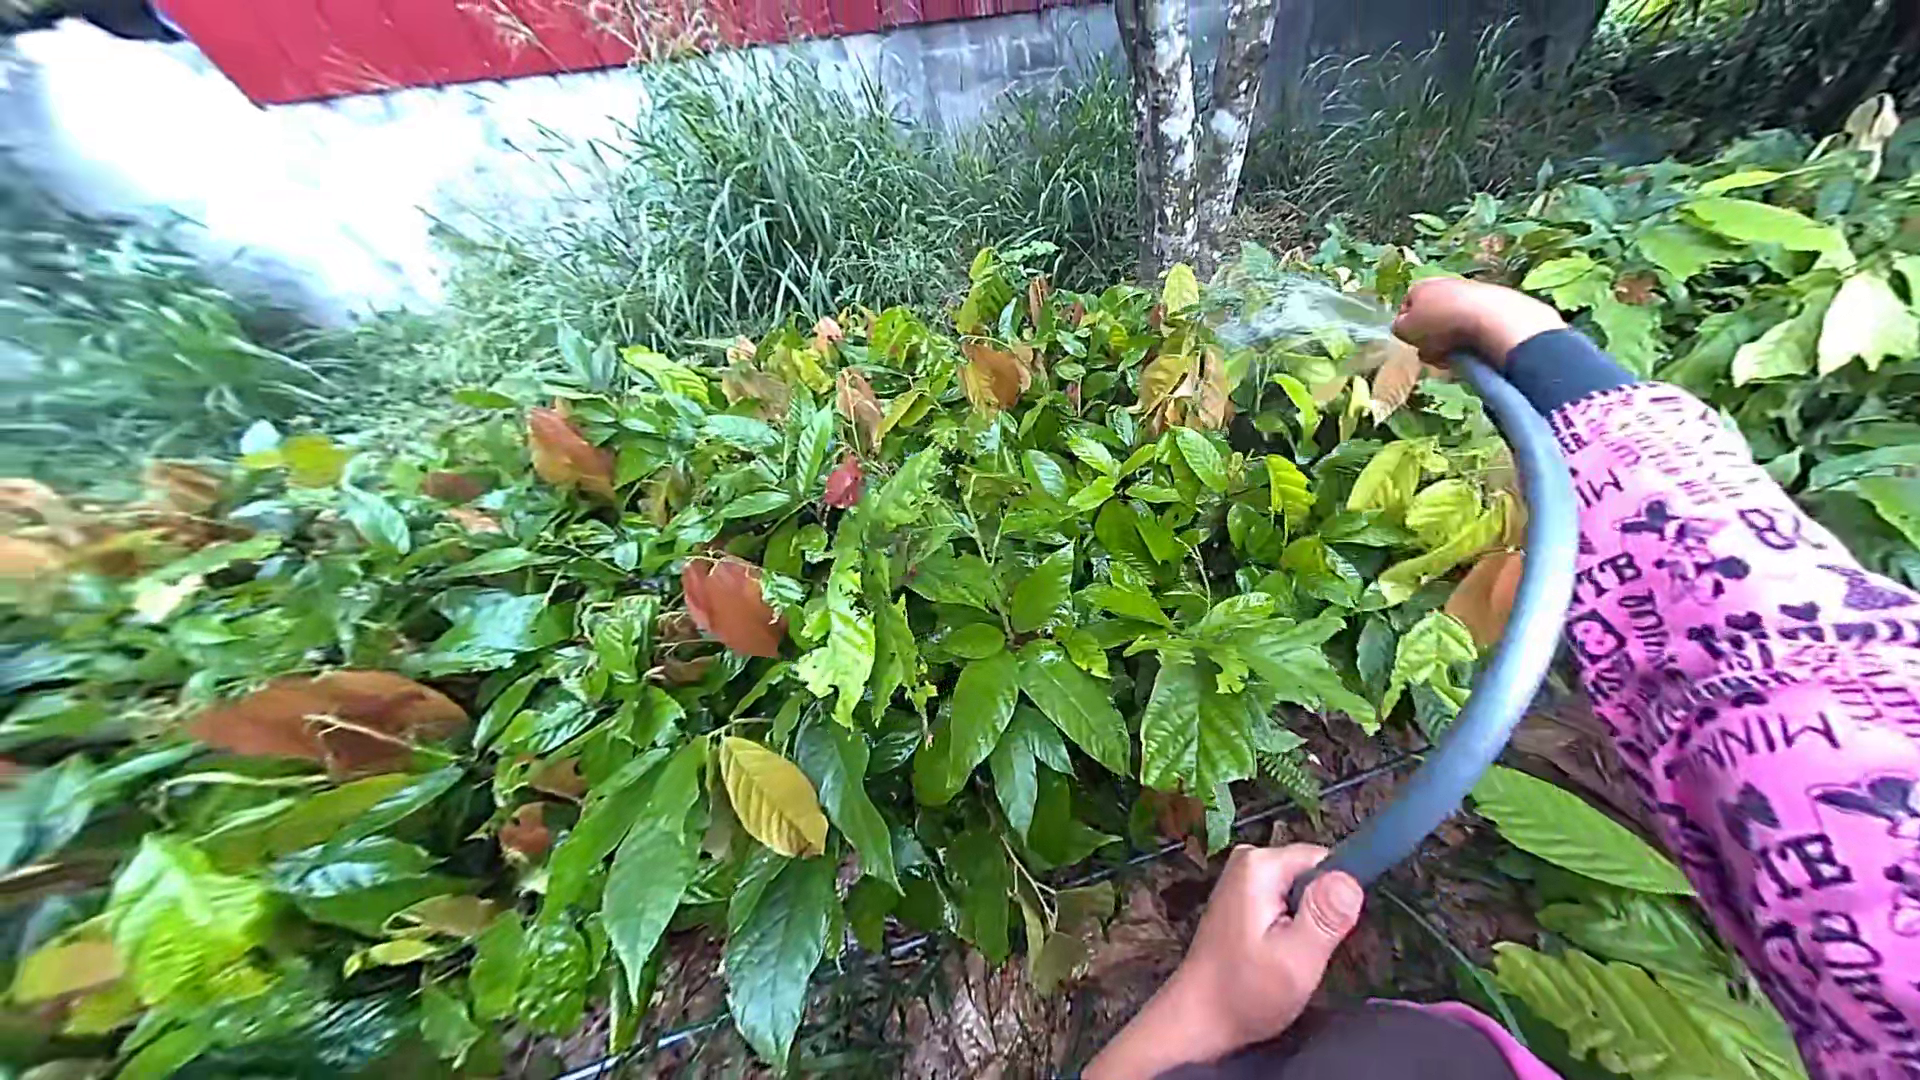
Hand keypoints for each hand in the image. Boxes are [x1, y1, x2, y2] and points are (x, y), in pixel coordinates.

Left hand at [1085, 845, 1365, 1079]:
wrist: (1202, 1011)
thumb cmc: (1246, 990)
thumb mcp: (1296, 958)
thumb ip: (1324, 916)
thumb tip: (1350, 878)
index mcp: (1259, 864)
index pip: (1323, 858)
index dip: (1338, 896)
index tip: (1337, 932)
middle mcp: (1248, 858)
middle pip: (1310, 872)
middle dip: (1322, 910)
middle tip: (1312, 950)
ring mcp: (1242, 874)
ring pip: (1300, 887)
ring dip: (1308, 921)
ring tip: (1295, 954)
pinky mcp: (1242, 893)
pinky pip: (1285, 898)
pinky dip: (1292, 924)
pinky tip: (1281, 951)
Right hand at [1392, 278, 1564, 366]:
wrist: (1492, 319)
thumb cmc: (1438, 324)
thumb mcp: (1403, 330)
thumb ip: (1398, 327)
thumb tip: (1404, 327)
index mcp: (1421, 286)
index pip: (1404, 309)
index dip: (1405, 327)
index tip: (1409, 340)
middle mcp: (1446, 284)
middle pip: (1429, 317)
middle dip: (1428, 336)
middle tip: (1429, 350)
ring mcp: (1472, 292)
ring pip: (1450, 324)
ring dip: (1447, 341)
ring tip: (1450, 354)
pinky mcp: (1494, 303)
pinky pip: (1472, 326)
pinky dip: (1468, 339)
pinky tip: (1470, 348)